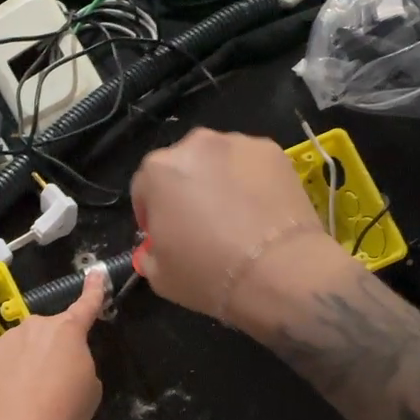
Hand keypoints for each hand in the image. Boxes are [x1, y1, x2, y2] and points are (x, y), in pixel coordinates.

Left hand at [0, 271, 106, 419]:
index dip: (94, 290)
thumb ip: (80, 363)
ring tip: (30, 391)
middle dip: (53, 347)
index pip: (86, 305)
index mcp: (70, 331)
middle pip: (50, 331)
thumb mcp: (90, 387)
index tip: (95, 272)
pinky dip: (8, 368)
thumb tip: (65, 363)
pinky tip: (9, 391)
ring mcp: (10, 336)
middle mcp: (38, 325)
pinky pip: (4, 355)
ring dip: (29, 358)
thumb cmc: (66, 410)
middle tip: (55, 379)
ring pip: (24, 342)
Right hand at [131, 128, 334, 327]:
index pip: (143, 188)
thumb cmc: (206, 273)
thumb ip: (149, 253)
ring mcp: (238, 144)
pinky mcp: (273, 151)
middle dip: (185, 191)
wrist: (276, 270)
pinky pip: (252, 167)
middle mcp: (195, 145)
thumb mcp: (159, 276)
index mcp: (158, 171)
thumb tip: (155, 248)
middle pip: (182, 167)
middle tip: (198, 225)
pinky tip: (259, 213)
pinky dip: (251, 183)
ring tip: (233, 218)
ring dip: (219, 183)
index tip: (160, 236)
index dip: (150, 214)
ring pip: (219, 163)